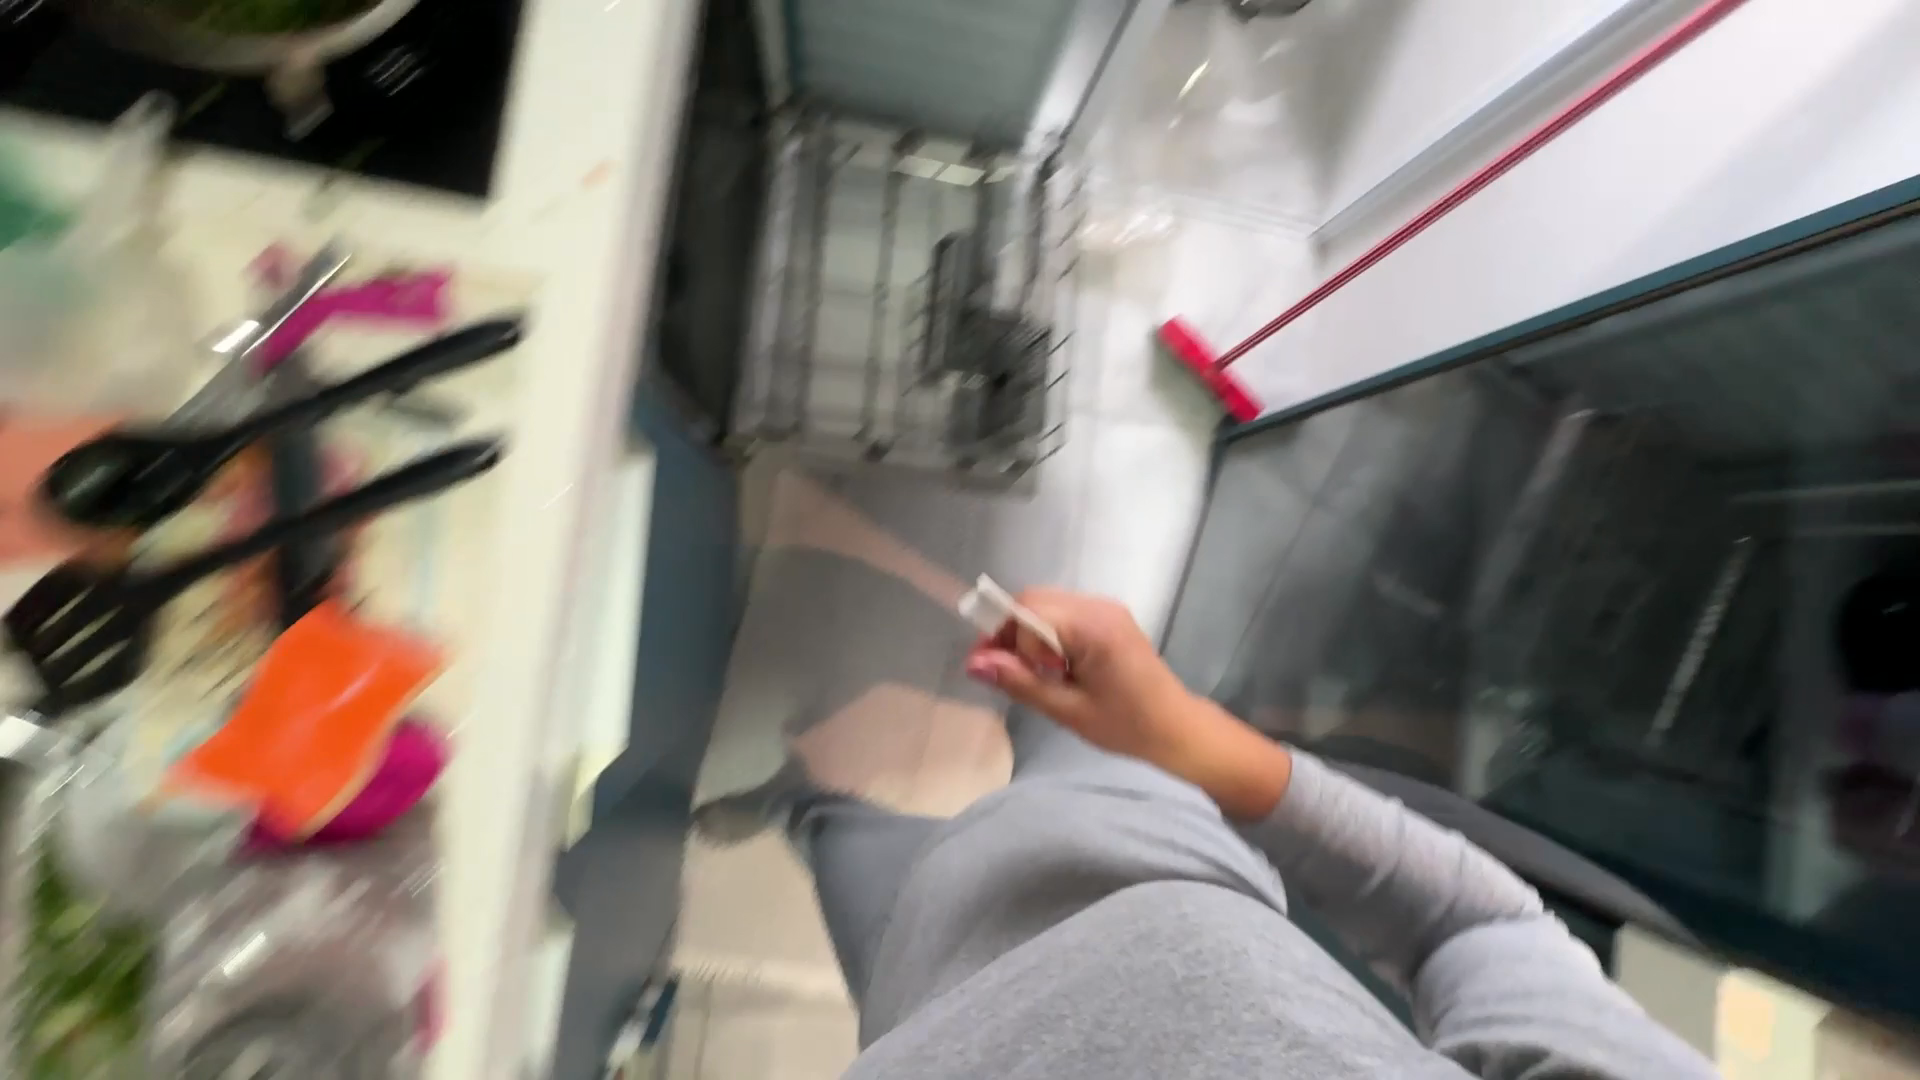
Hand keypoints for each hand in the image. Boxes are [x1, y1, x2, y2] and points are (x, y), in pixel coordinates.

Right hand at [964, 587, 1290, 819]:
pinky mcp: (1107, 617)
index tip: (997, 671)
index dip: (1004, 637)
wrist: (1177, 730)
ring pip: (1045, 603)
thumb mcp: (1068, 710)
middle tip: (1001, 669)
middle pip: (1034, 599)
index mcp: (1093, 627)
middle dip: (1009, 630)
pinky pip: (1062, 612)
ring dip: (1025, 632)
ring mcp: (1105, 608)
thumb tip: (973, 663)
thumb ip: (1020, 682)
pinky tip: (1048, 666)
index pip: (1029, 611)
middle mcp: (1098, 606)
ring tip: (1025, 672)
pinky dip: (1044, 632)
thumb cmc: (1126, 727)